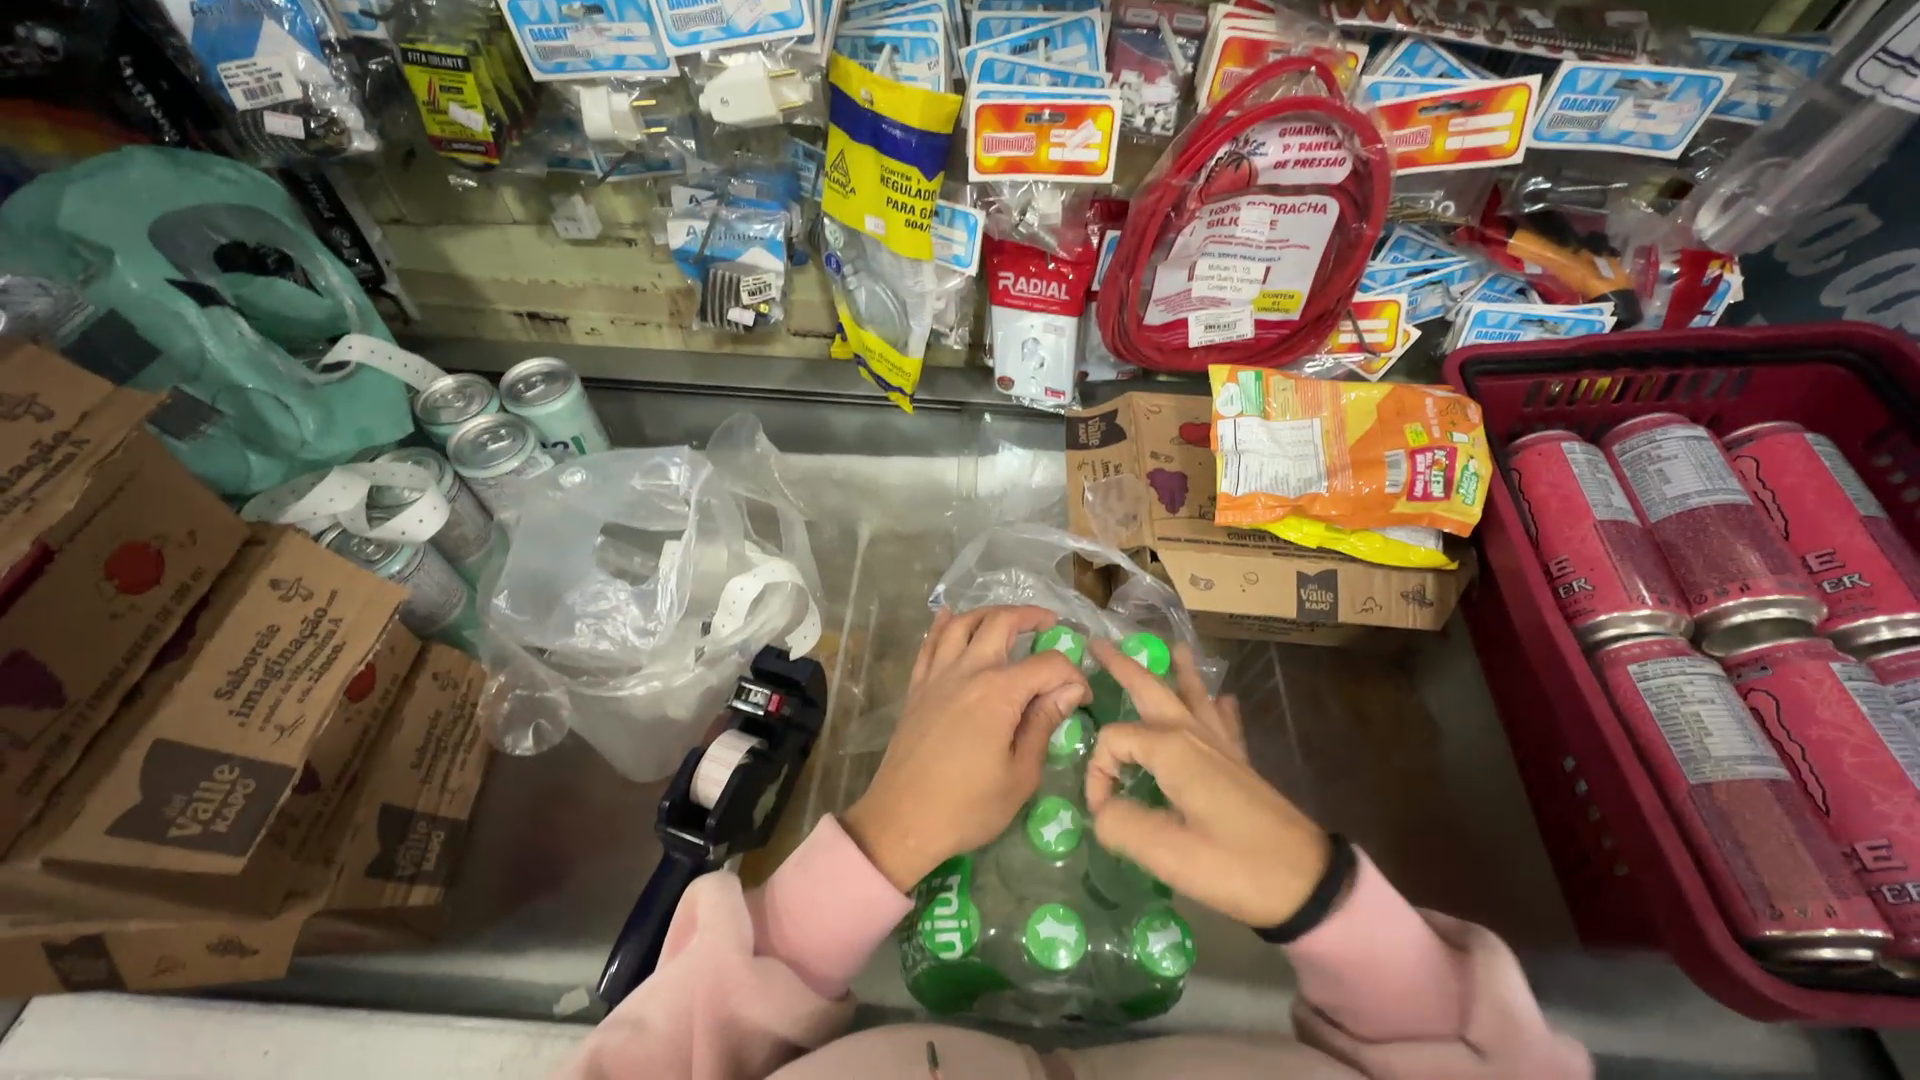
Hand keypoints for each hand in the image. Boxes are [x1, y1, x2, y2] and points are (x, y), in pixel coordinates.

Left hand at [842, 606, 1090, 892]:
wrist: (902, 821)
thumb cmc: (968, 807)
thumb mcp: (1020, 775)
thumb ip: (1043, 725)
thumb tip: (1068, 691)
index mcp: (998, 693)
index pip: (1047, 665)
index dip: (1072, 676)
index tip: (1082, 697)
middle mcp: (967, 672)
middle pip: (1000, 623)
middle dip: (1031, 617)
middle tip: (1050, 625)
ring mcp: (937, 676)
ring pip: (962, 624)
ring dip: (989, 613)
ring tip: (1008, 619)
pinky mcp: (917, 689)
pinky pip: (929, 644)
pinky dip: (942, 625)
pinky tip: (949, 616)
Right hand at [1084, 639, 1331, 928]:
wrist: (1305, 882)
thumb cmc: (1233, 865)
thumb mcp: (1166, 853)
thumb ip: (1121, 824)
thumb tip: (1102, 808)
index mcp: (1171, 750)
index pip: (1113, 742)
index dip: (1098, 774)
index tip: (1104, 813)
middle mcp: (1194, 736)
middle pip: (1152, 689)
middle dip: (1124, 666)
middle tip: (1099, 644)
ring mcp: (1221, 747)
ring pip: (1194, 696)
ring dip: (1179, 672)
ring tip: (1173, 648)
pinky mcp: (1240, 765)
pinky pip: (1224, 721)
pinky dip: (1218, 705)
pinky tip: (1223, 699)